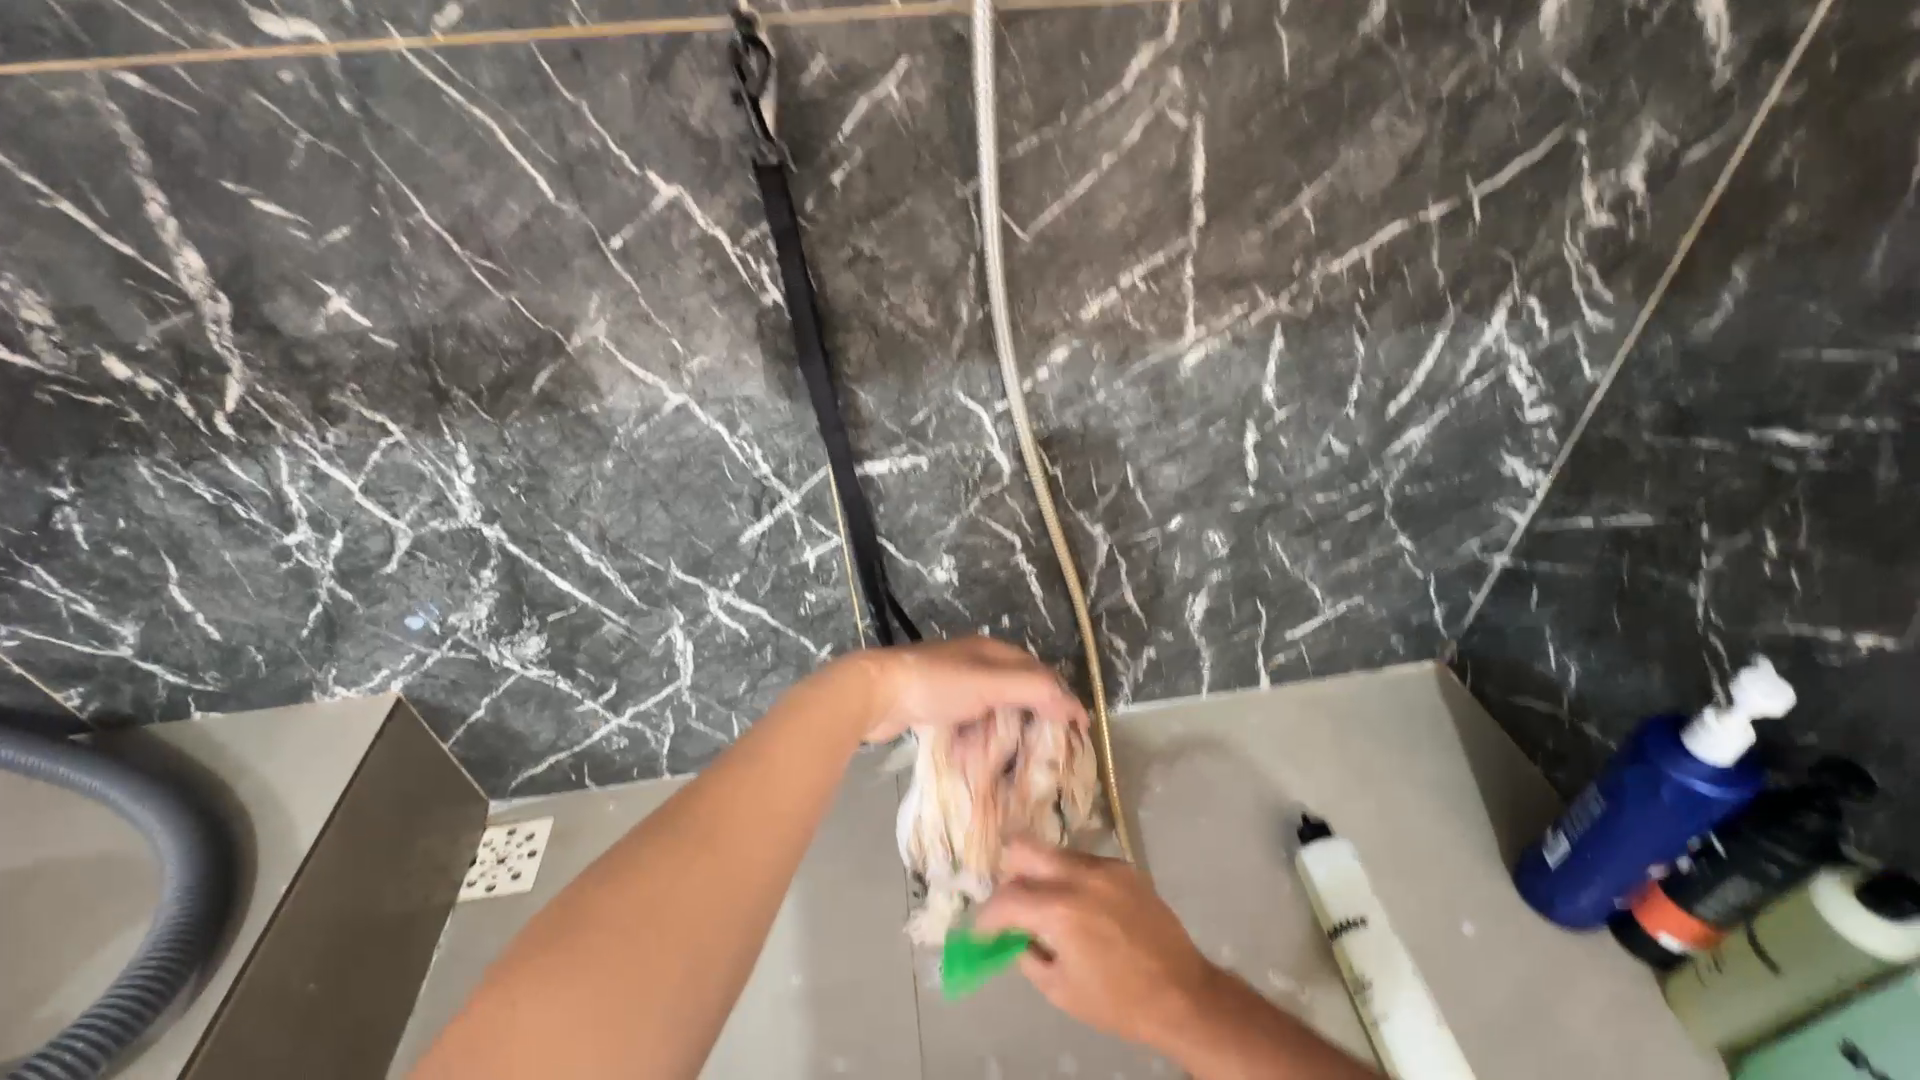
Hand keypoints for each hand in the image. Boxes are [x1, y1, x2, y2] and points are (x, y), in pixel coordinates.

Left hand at [843, 636, 1085, 742]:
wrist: (875, 693)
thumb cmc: (936, 684)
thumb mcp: (991, 683)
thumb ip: (1034, 690)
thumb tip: (1074, 706)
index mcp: (993, 652)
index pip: (1040, 673)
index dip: (1061, 698)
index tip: (1078, 730)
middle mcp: (977, 664)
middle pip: (1017, 692)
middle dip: (1033, 719)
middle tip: (1048, 752)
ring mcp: (955, 685)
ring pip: (993, 711)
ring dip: (1003, 733)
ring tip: (1016, 761)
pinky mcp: (936, 706)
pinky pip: (969, 725)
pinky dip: (978, 739)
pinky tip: (978, 758)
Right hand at [973, 838, 1218, 1052]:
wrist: (1183, 995)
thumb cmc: (1118, 1001)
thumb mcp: (1060, 989)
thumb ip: (1028, 954)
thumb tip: (1016, 936)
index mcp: (1060, 910)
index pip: (1006, 898)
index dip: (987, 916)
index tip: (983, 930)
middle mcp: (1080, 876)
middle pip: (1025, 848)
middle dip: (1009, 874)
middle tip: (1011, 904)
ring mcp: (1106, 867)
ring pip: (1056, 853)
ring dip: (1041, 875)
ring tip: (1048, 908)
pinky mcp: (1126, 869)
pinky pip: (1084, 863)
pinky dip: (1071, 879)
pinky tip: (1081, 908)